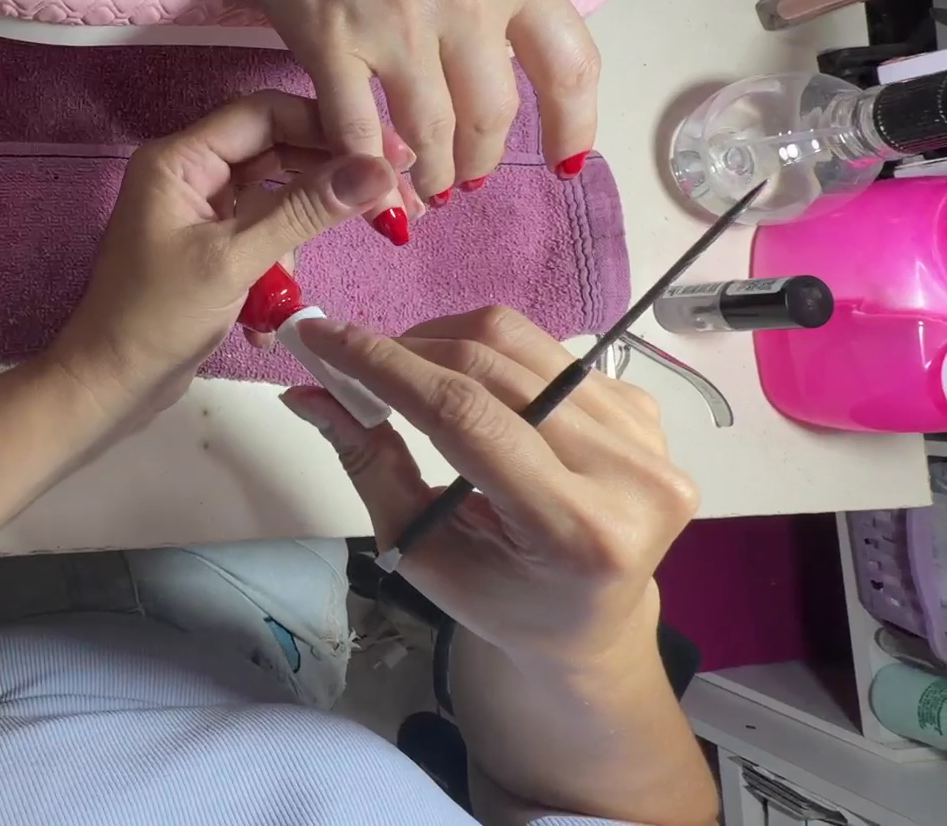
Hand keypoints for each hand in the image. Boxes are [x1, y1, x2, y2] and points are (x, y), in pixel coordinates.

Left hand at [47, 91, 401, 418]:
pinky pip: (261, 234)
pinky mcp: (210, 245)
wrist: (113, 379)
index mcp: (178, 161)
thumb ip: (304, 211)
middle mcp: (188, 174)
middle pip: (275, 151)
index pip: (265, 114)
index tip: (388, 151)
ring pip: (274, 197)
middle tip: (388, 205)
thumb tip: (377, 168)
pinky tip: (272, 312)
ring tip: (291, 283)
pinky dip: (275, 265)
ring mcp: (199, 210)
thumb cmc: (157, 318)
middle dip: (326, 181)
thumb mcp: (233, 261)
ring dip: (295, 236)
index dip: (327, 125)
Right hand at [280, 307, 697, 665]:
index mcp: (574, 530)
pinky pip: (542, 350)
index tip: (318, 336)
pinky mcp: (645, 410)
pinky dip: (481, 354)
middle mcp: (630, 476)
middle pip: (486, 367)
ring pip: (514, 341)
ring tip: (402, 372)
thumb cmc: (495, 595)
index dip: (381, 365)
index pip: (463, 415)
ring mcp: (648, 437)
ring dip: (436, 340)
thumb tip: (304, 394)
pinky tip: (465, 389)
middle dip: (398, 350)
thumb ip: (365, 462)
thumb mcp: (415, 546)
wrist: (589, 617)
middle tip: (344, 359)